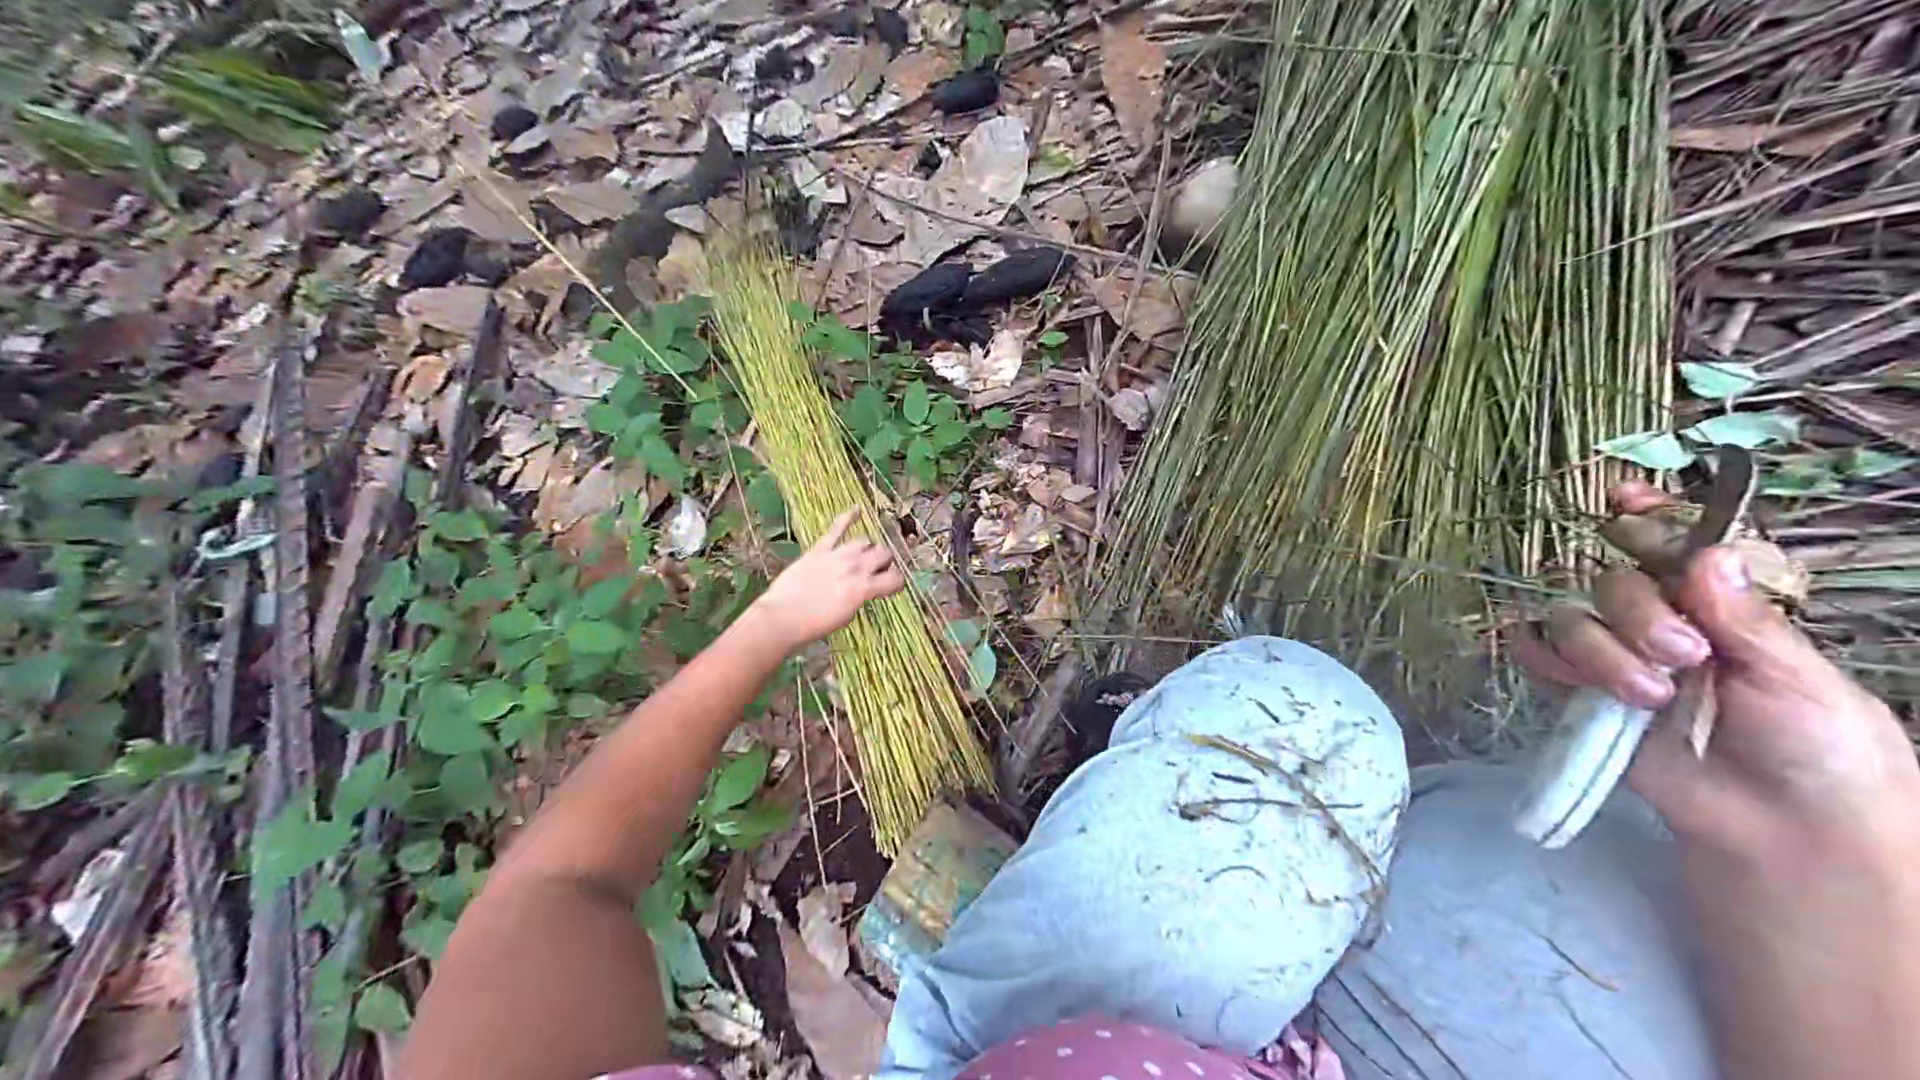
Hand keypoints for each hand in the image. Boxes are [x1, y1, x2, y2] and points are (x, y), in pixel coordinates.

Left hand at [740, 508, 905, 652]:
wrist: (783, 617)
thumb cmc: (815, 624)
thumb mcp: (846, 615)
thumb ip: (860, 596)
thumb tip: (863, 588)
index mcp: (864, 588)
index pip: (895, 579)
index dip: (897, 582)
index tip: (893, 586)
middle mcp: (855, 568)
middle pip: (883, 553)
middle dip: (885, 561)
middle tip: (878, 569)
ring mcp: (837, 555)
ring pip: (864, 540)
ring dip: (867, 547)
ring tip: (864, 554)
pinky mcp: (819, 549)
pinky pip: (836, 528)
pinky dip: (848, 517)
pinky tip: (856, 509)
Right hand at [1512, 482, 1919, 862]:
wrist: (1782, 826)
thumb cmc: (1820, 748)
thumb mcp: (1801, 679)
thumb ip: (1744, 620)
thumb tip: (1706, 553)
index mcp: (1719, 608)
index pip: (1674, 549)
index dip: (1647, 521)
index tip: (1624, 501)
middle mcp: (1659, 623)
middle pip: (1612, 582)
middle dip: (1638, 612)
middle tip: (1683, 655)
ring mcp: (1613, 656)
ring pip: (1571, 618)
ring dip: (1602, 650)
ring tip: (1649, 695)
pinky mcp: (1576, 689)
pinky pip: (1536, 652)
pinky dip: (1544, 657)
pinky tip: (1569, 676)